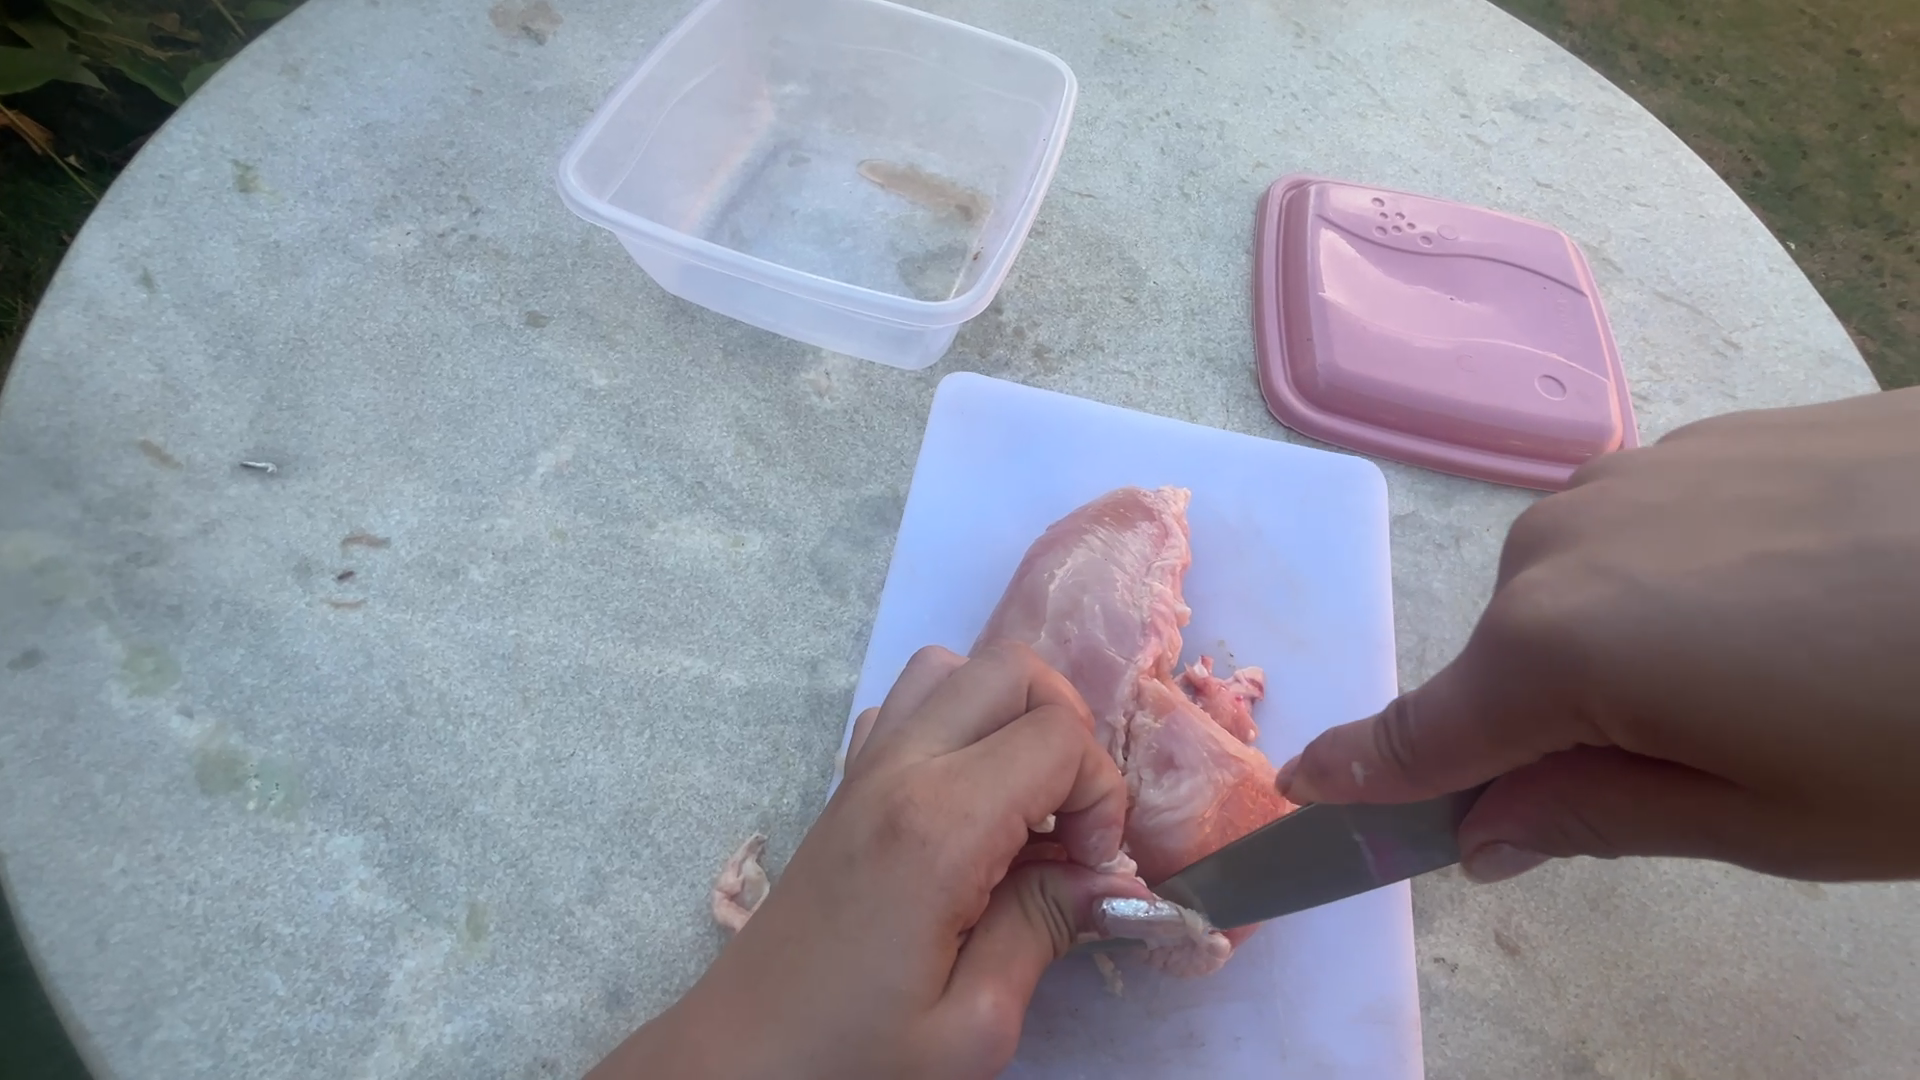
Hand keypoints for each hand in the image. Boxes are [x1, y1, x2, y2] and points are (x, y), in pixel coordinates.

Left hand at [589, 642, 1148, 1079]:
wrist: (739, 1058)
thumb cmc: (853, 1054)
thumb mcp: (974, 1023)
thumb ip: (1047, 925)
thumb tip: (1106, 874)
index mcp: (940, 822)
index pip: (1058, 736)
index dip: (1102, 791)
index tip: (1092, 862)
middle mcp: (902, 764)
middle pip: (1011, 668)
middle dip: (1067, 727)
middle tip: (1068, 813)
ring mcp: (866, 761)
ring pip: (953, 667)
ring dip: (1007, 710)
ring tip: (1020, 789)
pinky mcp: (847, 775)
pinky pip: (908, 701)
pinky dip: (954, 718)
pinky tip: (961, 790)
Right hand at [1276, 388, 1919, 884]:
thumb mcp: (1787, 818)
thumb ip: (1594, 818)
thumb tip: (1482, 834)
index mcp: (1552, 648)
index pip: (1424, 732)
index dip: (1361, 768)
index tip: (1306, 782)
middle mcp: (1546, 551)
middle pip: (1508, 660)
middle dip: (1557, 714)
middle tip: (1707, 747)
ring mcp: (1612, 480)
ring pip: (1568, 589)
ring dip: (1619, 636)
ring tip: (1785, 643)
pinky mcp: (1681, 440)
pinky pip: (1631, 530)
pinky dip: (1672, 572)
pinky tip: (1806, 570)